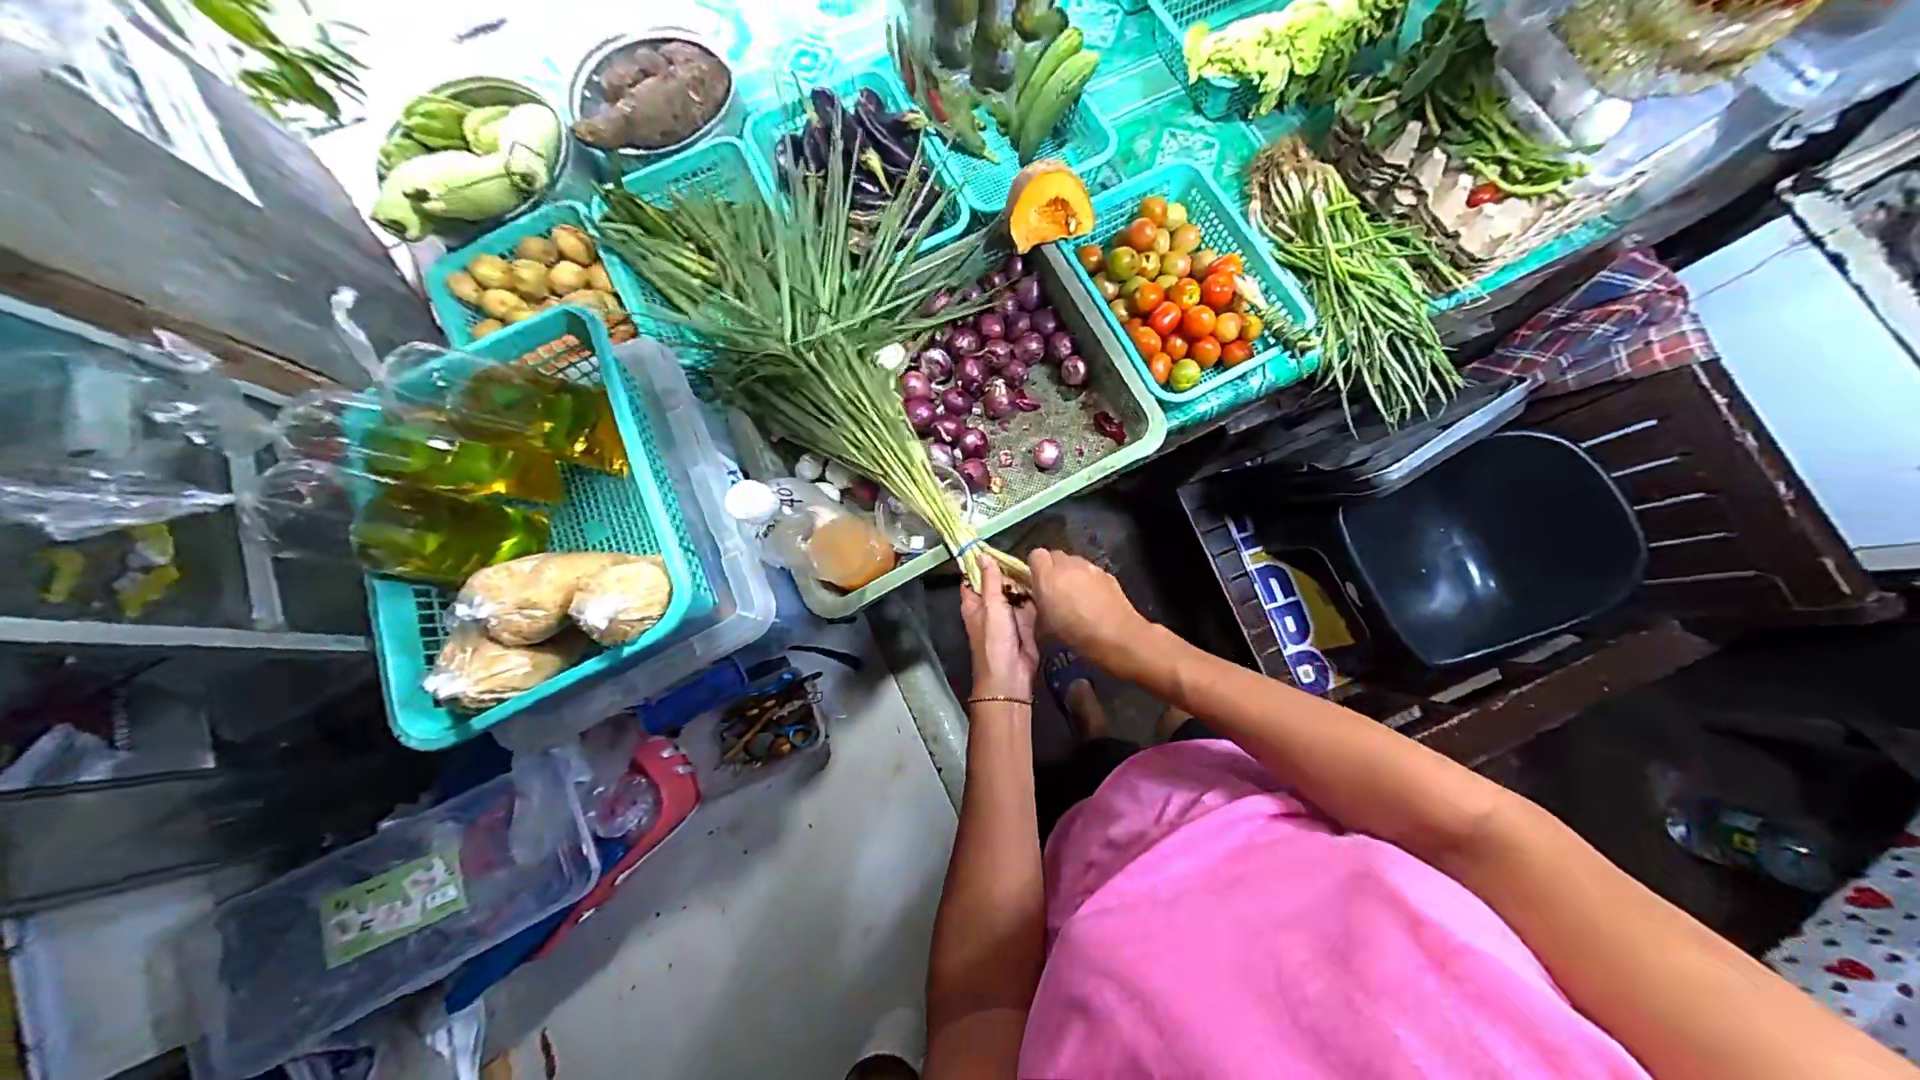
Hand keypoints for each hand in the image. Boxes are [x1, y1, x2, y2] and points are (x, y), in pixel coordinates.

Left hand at [960, 560, 1038, 701]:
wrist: (1011, 675)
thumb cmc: (993, 640)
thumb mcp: (991, 606)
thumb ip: (990, 581)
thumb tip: (981, 554)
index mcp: (973, 603)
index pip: (972, 577)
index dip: (979, 562)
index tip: (990, 544)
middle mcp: (990, 607)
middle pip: (998, 582)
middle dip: (1008, 570)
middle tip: (1022, 551)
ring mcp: (1008, 615)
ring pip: (1016, 591)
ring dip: (1024, 581)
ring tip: (1037, 561)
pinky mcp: (1025, 622)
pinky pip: (1030, 604)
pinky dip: (1035, 595)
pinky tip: (1045, 579)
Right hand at [1026, 549, 1149, 673]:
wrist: (1115, 635)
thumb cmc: (1074, 633)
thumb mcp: (1044, 628)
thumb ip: (1038, 609)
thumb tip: (1040, 605)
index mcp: (1047, 576)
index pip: (1035, 555)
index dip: (1036, 568)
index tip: (1039, 583)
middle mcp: (1068, 565)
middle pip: (1056, 556)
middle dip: (1055, 569)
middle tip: (1057, 591)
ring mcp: (1090, 567)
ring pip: (1076, 563)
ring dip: (1073, 575)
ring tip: (1079, 597)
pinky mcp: (1108, 574)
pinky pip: (1093, 573)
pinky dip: (1091, 582)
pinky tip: (1096, 601)